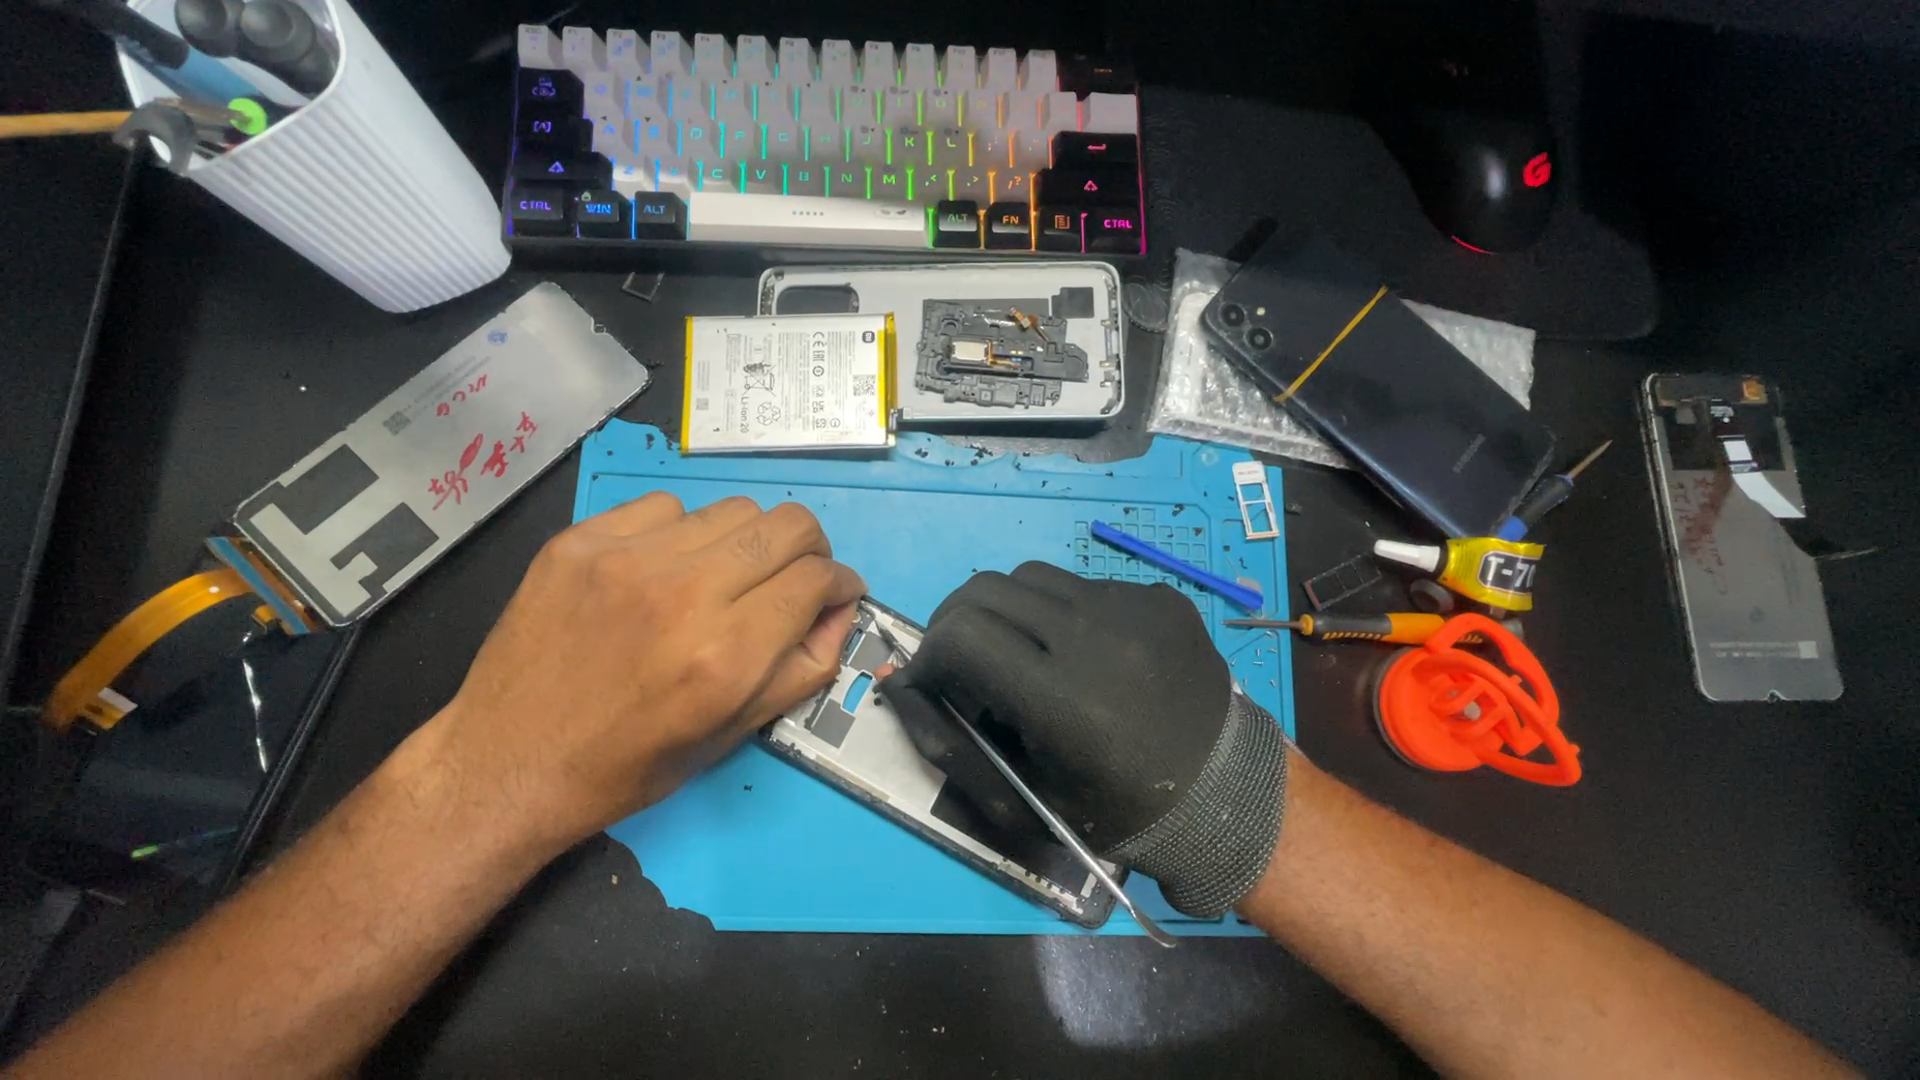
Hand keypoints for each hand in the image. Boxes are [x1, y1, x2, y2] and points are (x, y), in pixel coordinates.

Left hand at [424, 494, 864, 850]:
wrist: (508, 763)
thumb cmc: (631, 764)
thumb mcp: (735, 733)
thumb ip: (805, 666)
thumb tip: (841, 607)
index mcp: (728, 654)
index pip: (817, 578)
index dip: (841, 583)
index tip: (835, 593)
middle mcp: (685, 593)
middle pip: (787, 524)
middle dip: (810, 549)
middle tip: (794, 577)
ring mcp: (628, 559)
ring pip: (733, 509)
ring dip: (747, 541)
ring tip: (724, 576)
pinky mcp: (581, 541)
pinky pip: (666, 507)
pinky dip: (683, 534)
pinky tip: (664, 570)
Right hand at [883, 563, 1289, 916]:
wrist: (1229, 797)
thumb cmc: (1120, 813)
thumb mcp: (1026, 797)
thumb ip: (953, 742)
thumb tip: (901, 686)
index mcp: (1065, 698)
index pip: (962, 635)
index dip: (930, 654)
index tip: (933, 680)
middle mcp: (1099, 635)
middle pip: (987, 590)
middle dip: (957, 623)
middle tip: (962, 661)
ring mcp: (1135, 607)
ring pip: (1032, 576)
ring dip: (1007, 610)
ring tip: (1021, 653)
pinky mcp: (1161, 596)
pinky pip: (1085, 585)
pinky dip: (1062, 613)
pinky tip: (1083, 653)